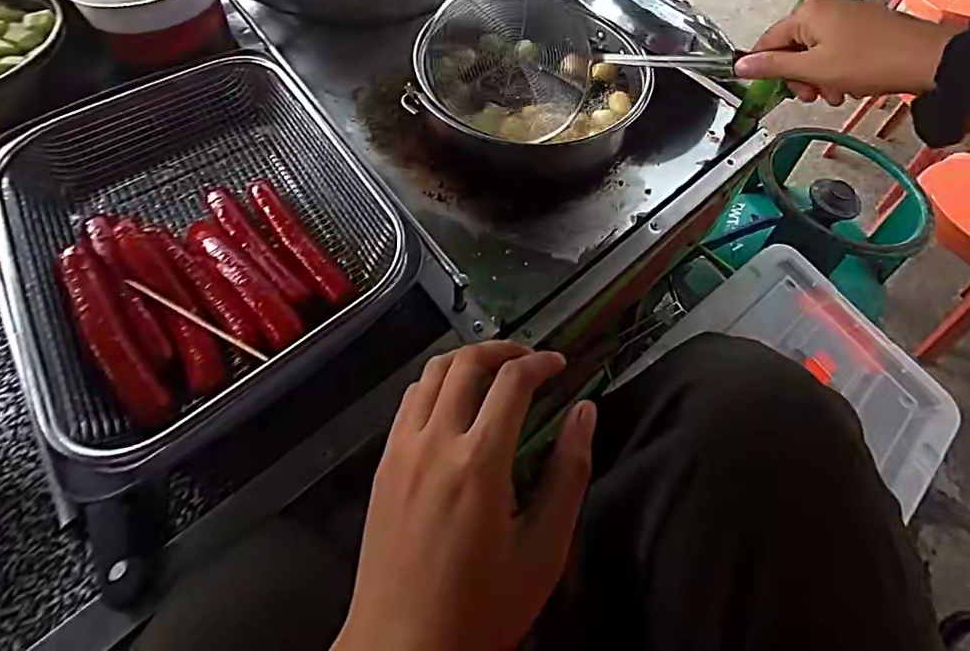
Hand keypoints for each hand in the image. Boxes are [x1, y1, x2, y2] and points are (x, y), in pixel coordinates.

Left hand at [334, 342, 595, 650]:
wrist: (402, 645)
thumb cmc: (480, 608)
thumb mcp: (543, 551)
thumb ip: (568, 474)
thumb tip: (585, 414)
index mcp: (478, 461)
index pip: (511, 382)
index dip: (539, 362)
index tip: (558, 363)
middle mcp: (435, 441)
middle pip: (467, 362)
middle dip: (503, 349)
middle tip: (528, 358)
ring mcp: (403, 446)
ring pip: (431, 372)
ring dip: (466, 359)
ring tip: (493, 370)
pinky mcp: (384, 459)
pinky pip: (409, 399)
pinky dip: (435, 383)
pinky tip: (452, 401)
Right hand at [733, 0, 953, 104]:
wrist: (934, 61)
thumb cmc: (876, 61)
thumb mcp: (814, 69)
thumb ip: (773, 67)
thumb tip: (741, 65)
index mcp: (807, 12)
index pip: (768, 41)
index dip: (766, 67)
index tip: (769, 87)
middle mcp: (825, 7)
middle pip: (792, 46)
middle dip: (798, 75)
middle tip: (811, 94)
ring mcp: (848, 15)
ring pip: (815, 50)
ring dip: (819, 76)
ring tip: (835, 91)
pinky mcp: (866, 26)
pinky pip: (836, 47)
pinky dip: (836, 68)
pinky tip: (849, 83)